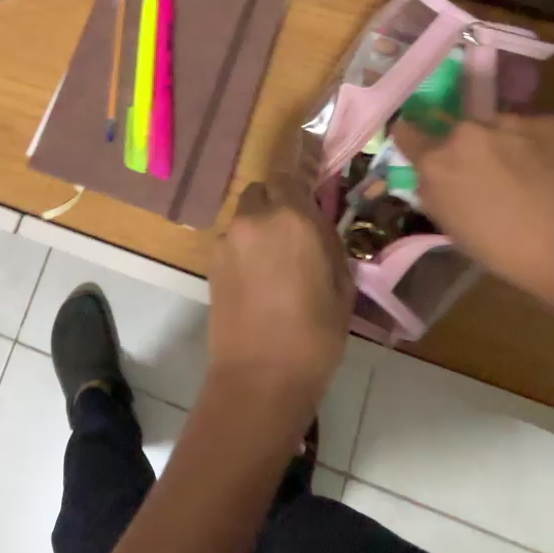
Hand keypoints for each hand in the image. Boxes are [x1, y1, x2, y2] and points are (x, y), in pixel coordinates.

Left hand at [206, 183, 352, 416]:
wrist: (260, 376)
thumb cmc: (315, 334)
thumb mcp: (342, 286)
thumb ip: (328, 245)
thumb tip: (317, 229)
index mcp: (292, 218)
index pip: (288, 176)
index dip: (297, 189)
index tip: (308, 208)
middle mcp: (255, 218)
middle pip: (260, 191)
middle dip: (275, 204)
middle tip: (292, 235)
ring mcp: (228, 240)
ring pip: (244, 216)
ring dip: (257, 227)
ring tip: (274, 263)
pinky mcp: (211, 262)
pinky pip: (232, 241)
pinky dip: (243, 250)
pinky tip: (256, 281)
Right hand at [393, 115, 553, 335]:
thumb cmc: (513, 256)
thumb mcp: (457, 230)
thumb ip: (439, 193)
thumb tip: (437, 178)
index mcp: (438, 165)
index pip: (408, 133)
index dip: (415, 139)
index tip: (424, 146)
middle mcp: (467, 133)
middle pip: (460, 132)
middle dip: (473, 149)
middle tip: (495, 176)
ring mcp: (511, 122)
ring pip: (501, 127)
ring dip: (508, 145)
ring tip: (534, 175)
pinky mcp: (552, 122)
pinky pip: (537, 129)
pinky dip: (543, 146)